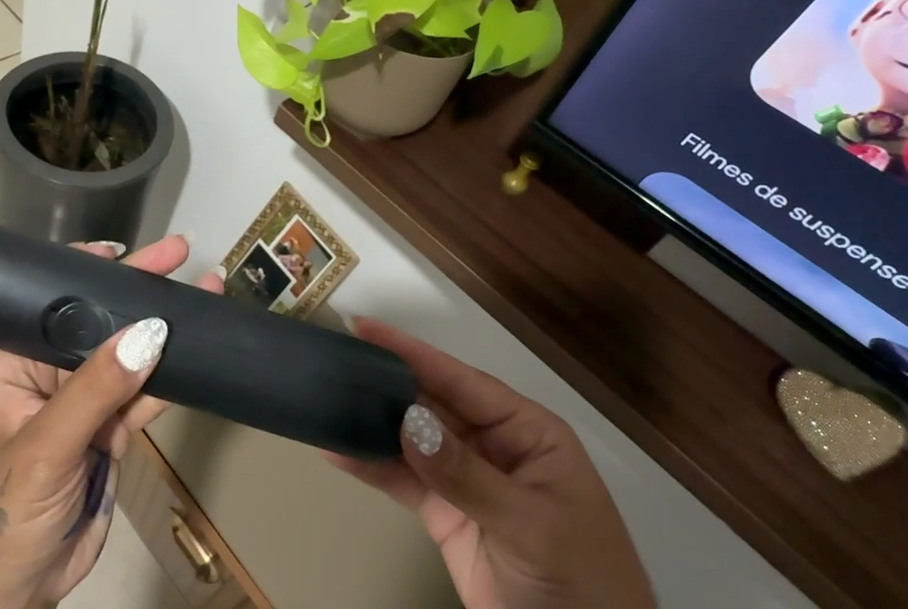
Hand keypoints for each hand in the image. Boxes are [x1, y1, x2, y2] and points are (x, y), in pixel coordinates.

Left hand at [0, 236, 224, 608]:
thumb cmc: (1, 515)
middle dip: (137, 290)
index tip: (123, 248)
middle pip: (98, 322)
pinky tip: (199, 351)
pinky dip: (171, 377)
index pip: (49, 303)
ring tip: (206, 295)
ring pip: (127, 356)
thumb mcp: (44, 448)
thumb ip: (95, 390)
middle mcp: (46, 374)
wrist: (15, 594)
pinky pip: (142, 397)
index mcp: (11, 364)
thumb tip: (149, 332)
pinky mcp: (108, 433)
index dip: (84, 271)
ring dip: (164, 330)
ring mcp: (81, 404)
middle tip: (181, 254)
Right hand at [328, 319, 654, 608]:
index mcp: (527, 431)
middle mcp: (494, 446)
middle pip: (431, 405)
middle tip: (335, 361)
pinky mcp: (447, 517)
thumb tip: (408, 422)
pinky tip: (338, 451)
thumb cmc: (580, 578)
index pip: (462, 381)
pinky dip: (372, 468)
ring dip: (373, 425)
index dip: (413, 354)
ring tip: (326, 400)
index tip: (366, 329)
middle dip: (386, 384)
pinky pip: (404, 482)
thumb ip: (467, 474)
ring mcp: (468, 481)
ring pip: (412, 441)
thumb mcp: (529, 524)